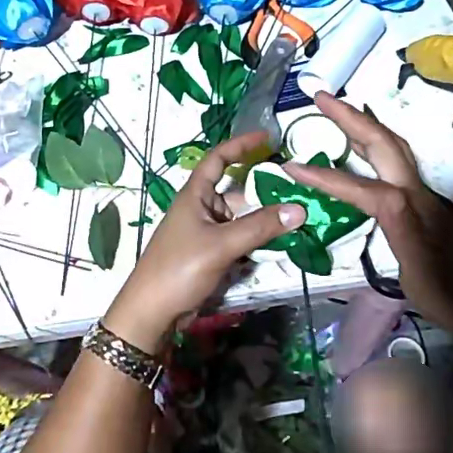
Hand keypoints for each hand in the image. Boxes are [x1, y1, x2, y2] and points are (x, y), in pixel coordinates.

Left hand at [104, 130, 304, 349]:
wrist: (152, 314)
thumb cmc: (179, 268)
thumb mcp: (222, 245)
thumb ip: (261, 227)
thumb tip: (300, 209)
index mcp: (195, 196)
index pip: (218, 159)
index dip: (241, 145)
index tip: (267, 138)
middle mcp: (202, 209)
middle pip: (238, 191)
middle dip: (265, 189)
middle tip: (297, 186)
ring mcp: (208, 233)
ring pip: (243, 218)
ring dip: (266, 217)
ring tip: (298, 214)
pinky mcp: (213, 255)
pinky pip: (242, 239)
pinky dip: (260, 239)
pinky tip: (282, 242)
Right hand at [283, 94, 452, 337]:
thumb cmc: (448, 296)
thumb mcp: (418, 274)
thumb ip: (401, 231)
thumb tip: (379, 196)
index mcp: (409, 211)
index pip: (362, 187)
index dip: (325, 177)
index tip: (290, 167)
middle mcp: (416, 194)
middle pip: (383, 144)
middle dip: (351, 117)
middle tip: (320, 96)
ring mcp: (421, 196)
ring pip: (392, 149)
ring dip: (363, 126)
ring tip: (336, 112)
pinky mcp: (422, 204)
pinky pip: (393, 163)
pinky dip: (373, 146)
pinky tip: (361, 152)